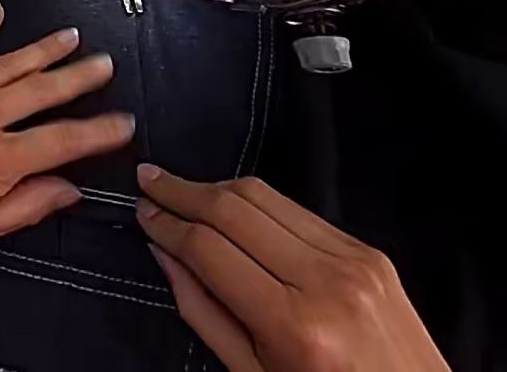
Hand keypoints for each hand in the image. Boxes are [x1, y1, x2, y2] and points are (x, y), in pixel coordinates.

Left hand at [0, 4, 133, 273]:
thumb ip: (25, 206)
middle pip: (44, 91)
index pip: (64, 141)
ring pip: (12, 64)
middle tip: (106, 63)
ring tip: (71, 36)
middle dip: (81, 77)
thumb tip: (66, 192)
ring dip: (45, 49)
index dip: (100, 132)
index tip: (123, 123)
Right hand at [136, 167, 449, 371]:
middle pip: (234, 209)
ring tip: (180, 187)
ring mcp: (350, 257)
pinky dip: (255, 202)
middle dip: (183, 190)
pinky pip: (295, 209)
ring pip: (263, 196)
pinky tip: (231, 205)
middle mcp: (324, 280)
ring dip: (214, 186)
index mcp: (296, 328)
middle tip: (149, 178)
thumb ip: (204, 314)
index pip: (211, 250)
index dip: (168, 224)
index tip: (141, 210)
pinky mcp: (365, 247)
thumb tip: (163, 251)